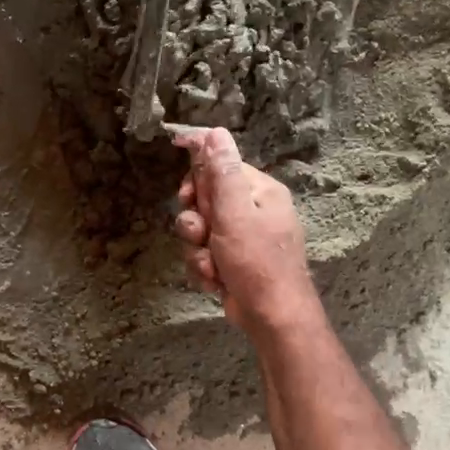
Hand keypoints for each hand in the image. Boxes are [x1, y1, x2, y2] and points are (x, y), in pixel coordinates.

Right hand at [171, 127, 318, 330]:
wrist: (272, 317)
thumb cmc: (256, 261)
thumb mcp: (235, 213)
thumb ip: (223, 173)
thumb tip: (216, 132)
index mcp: (260, 191)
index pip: (222, 164)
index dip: (199, 168)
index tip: (178, 162)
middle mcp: (253, 210)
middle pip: (206, 199)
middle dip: (196, 220)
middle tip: (199, 232)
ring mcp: (243, 238)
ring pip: (200, 231)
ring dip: (198, 249)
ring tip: (211, 265)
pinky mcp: (233, 261)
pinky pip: (204, 254)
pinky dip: (205, 268)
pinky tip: (216, 280)